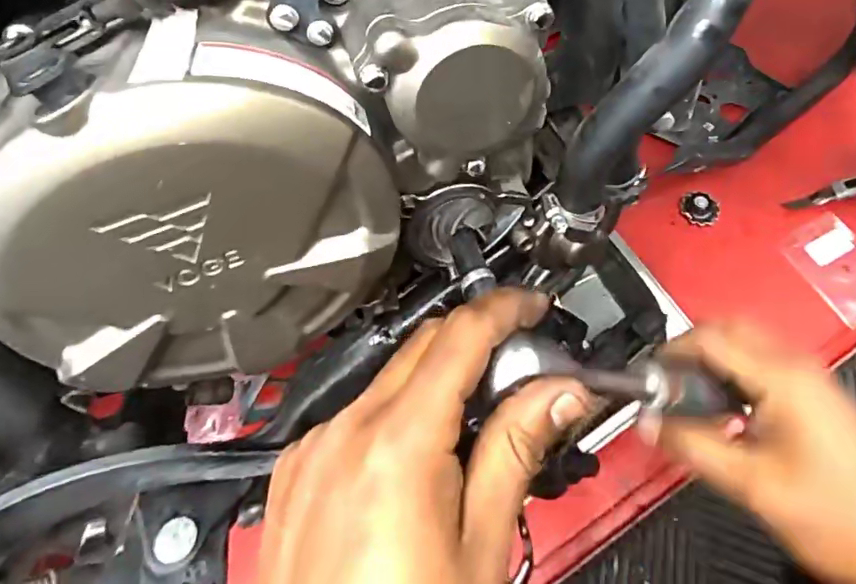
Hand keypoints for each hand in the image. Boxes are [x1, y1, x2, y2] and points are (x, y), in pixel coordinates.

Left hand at [258, 290, 595, 583]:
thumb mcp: (479, 549)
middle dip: (476, 340)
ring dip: (435, 378)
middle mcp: (344, 431)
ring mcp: (314, 448)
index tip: (531, 306)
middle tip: (520, 366)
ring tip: (472, 424)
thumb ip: (516, 451)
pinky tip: (419, 453)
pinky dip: (394, 410)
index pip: (460, 335)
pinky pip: (355, 411)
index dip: (504, 308)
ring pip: (389, 376)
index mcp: (396, 444)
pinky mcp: (297, 470)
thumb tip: (558, 392)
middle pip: (424, 344)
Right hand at [651, 323, 855, 583]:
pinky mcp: (817, 397)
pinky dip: (735, 377)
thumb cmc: (849, 517)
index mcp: (781, 374)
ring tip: (694, 402)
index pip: (708, 335)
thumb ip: (695, 447)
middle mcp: (797, 365)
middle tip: (668, 382)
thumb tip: (652, 424)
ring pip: (745, 345)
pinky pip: (762, 366)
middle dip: (691, 349)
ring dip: (713, 363)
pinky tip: (729, 415)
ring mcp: (810, 378)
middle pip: (727, 328)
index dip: (670, 351)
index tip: (649, 374)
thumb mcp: (755, 486)